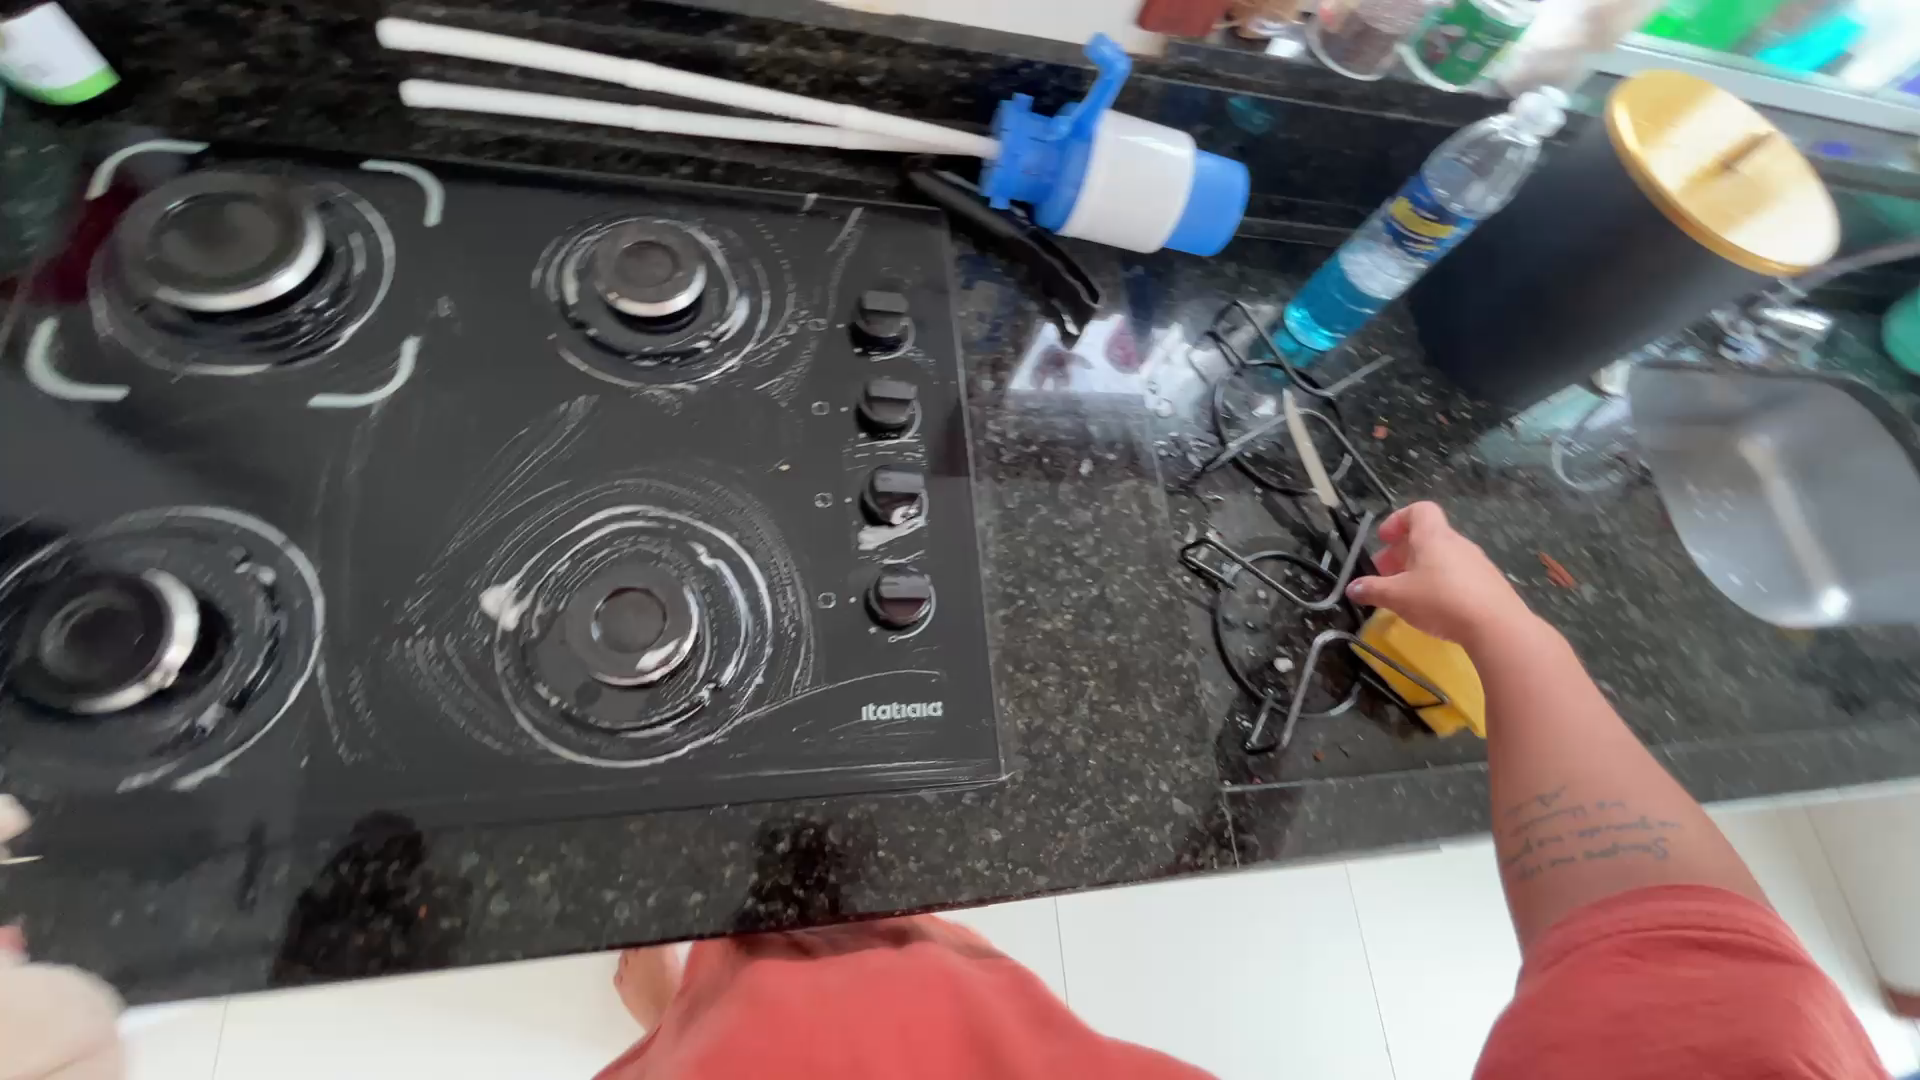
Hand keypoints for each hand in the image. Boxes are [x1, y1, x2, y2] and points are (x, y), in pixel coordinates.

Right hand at [1346, 501, 1533, 645]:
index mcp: (1433, 538)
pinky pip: (1456, 574)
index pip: (1419, 510)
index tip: (1384, 540)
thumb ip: (1371, 590)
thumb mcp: (1396, 597)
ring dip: (1418, 569)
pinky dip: (1438, 582)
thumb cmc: (1440, 600)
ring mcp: (1476, 563)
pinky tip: (1432, 607)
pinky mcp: (1488, 583)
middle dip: (1400, 553)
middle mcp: (1456, 544)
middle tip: (1384, 575)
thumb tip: (1352, 588)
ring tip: (1405, 594)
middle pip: (1426, 537)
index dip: (1398, 520)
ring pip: (1440, 557)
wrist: (1498, 627)